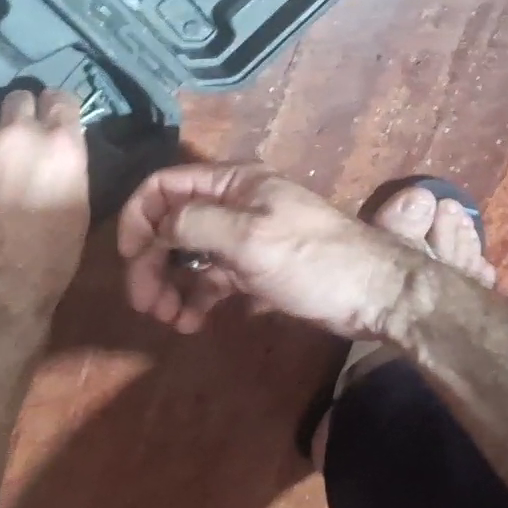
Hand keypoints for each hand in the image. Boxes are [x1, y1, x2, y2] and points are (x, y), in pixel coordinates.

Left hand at [0, 89, 90, 309]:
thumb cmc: (50, 260)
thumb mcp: (77, 206)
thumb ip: (66, 166)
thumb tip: (56, 153)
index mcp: (60, 144)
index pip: (60, 99)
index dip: (56, 111)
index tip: (52, 122)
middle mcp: (18, 133)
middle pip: (19, 99)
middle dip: (21, 117)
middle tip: (18, 145)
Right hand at [116, 163, 421, 336]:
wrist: (380, 297)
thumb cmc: (315, 260)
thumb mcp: (250, 237)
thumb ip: (195, 224)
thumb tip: (157, 227)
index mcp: (231, 184)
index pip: (164, 186)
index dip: (138, 217)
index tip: (127, 255)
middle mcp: (231, 206)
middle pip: (170, 226)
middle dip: (151, 263)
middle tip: (144, 303)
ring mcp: (241, 239)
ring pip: (186, 257)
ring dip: (169, 286)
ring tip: (167, 319)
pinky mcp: (252, 270)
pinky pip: (209, 281)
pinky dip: (195, 299)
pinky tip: (190, 323)